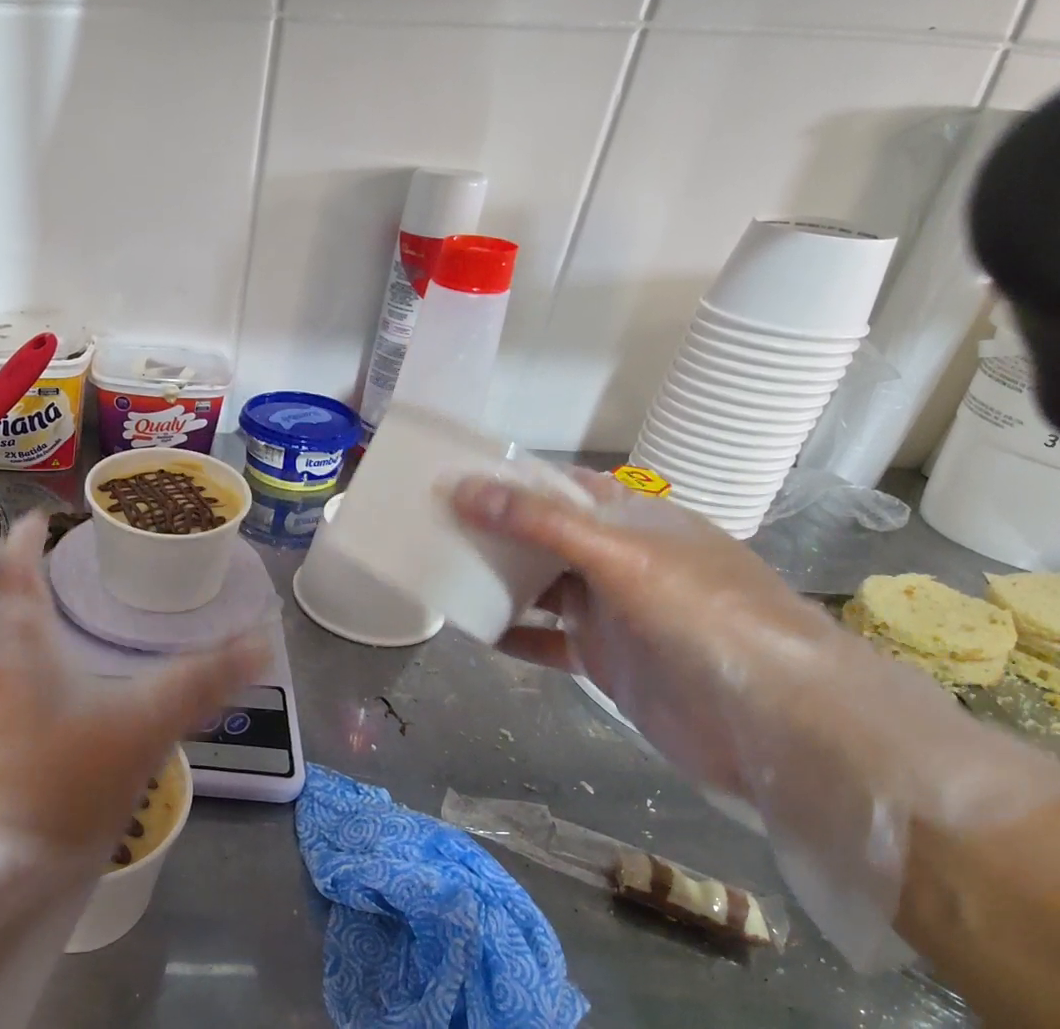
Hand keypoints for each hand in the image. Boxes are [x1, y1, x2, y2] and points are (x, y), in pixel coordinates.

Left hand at [0, 512, 268, 1028]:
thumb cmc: (61, 776)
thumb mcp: (146, 724)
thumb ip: (204, 681)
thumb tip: (263, 641)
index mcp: (14, 627)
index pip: (15, 559)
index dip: (27, 533)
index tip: (43, 516)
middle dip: (0, 559)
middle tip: (28, 550)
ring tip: (11, 597)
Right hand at [450, 474, 1059, 975]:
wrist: (778, 726)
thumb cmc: (706, 620)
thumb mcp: (621, 557)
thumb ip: (540, 522)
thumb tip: (459, 488)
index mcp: (635, 520)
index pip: (558, 486)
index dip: (505, 479)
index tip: (444, 477)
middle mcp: (620, 558)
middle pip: (541, 535)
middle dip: (488, 529)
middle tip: (424, 525)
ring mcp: (612, 611)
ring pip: (538, 586)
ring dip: (493, 580)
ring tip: (435, 571)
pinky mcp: (605, 659)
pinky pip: (544, 639)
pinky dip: (510, 634)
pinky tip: (470, 631)